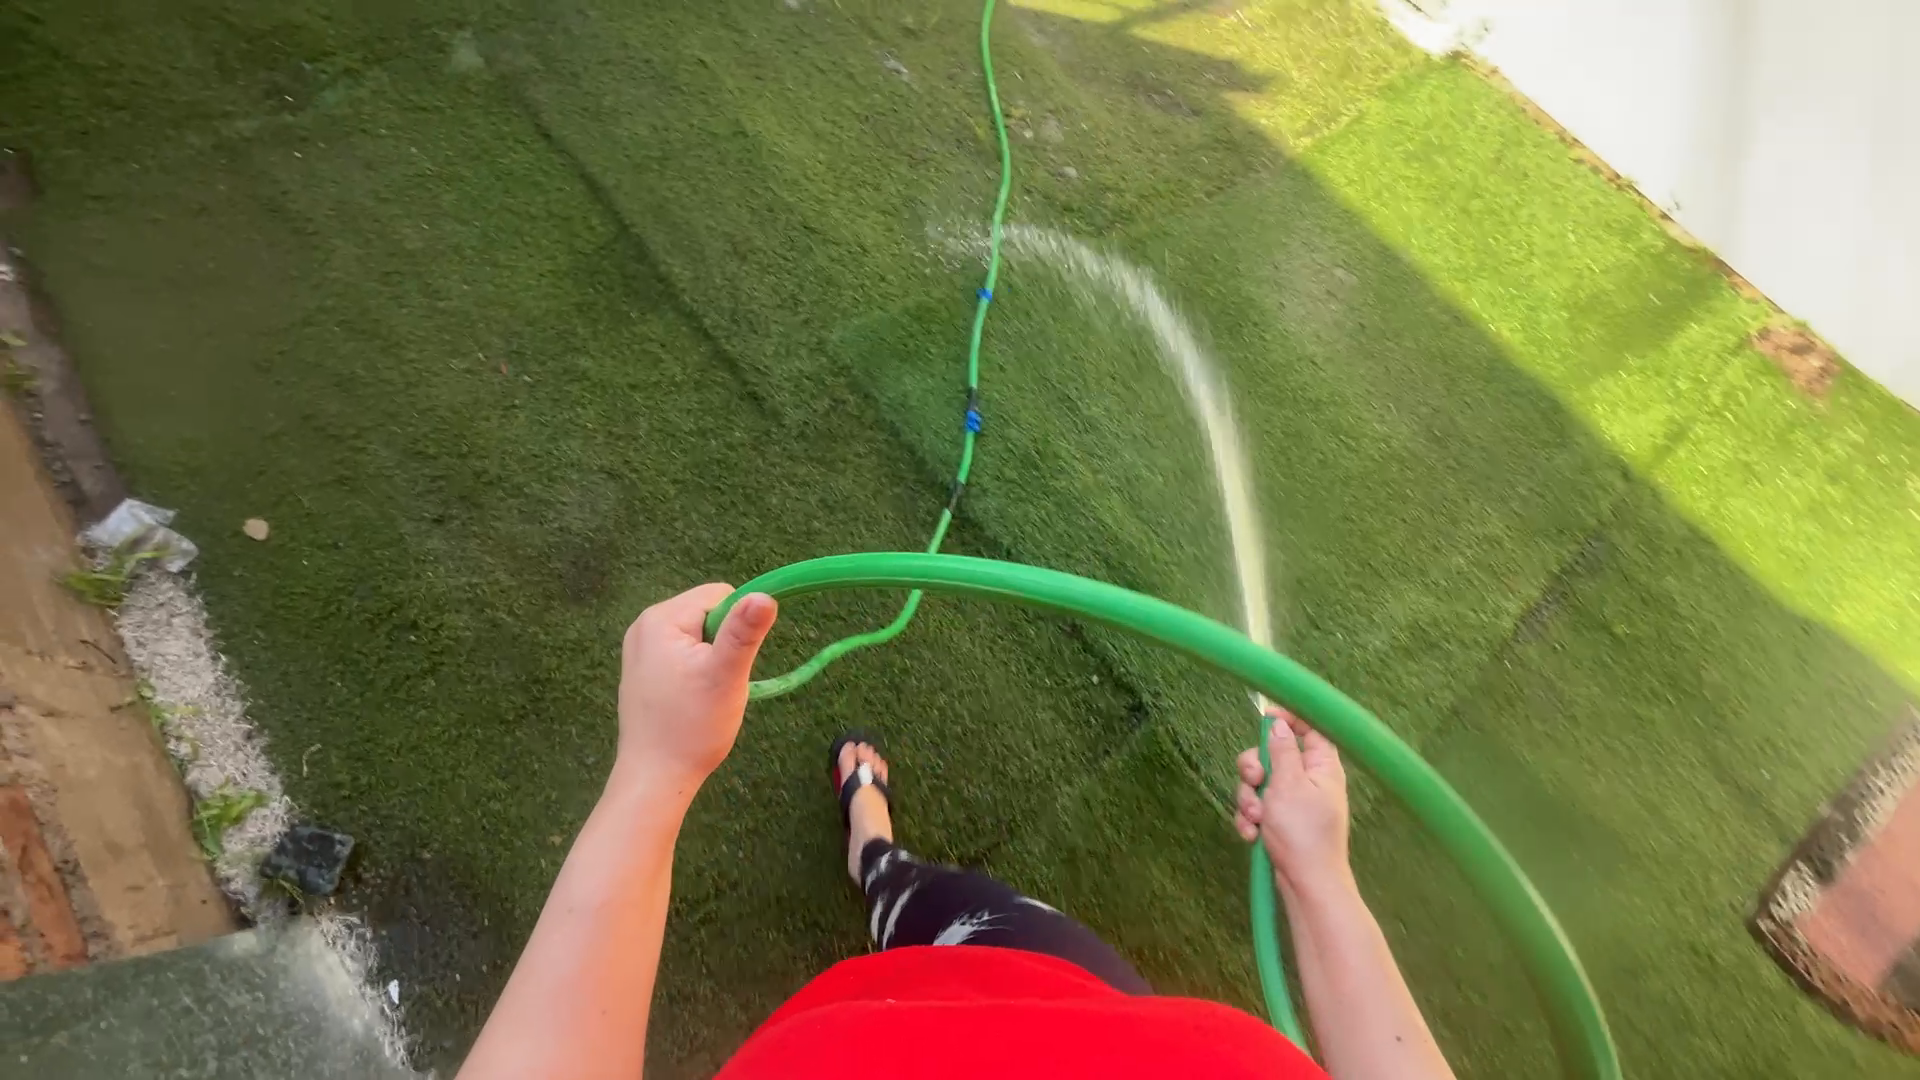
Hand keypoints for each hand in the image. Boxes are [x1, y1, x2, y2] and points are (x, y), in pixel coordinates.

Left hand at [616, 583, 777, 793]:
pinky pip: (685, 651)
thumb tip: (766, 594)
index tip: (731, 663)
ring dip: (714, 658)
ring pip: (701, 634)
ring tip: (706, 691)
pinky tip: (693, 698)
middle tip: (719, 681)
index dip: (738, 626)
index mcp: (661, 618)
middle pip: (709, 613)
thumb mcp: (727, 675)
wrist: (656, 778)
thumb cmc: (693, 726)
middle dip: (725, 643)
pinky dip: (699, 669)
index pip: (721, 596)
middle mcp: (644, 625)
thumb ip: (744, 632)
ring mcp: (641, 648)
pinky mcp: (644, 669)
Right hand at [1234, 707, 1350, 893]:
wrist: (1306, 884)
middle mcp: (1307, 781)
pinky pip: (1256, 806)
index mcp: (1321, 767)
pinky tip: (1252, 834)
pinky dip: (1250, 818)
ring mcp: (1292, 802)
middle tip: (1255, 781)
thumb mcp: (1288, 784)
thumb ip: (1281, 751)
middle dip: (1254, 769)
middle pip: (1272, 755)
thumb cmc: (1303, 831)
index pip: (1310, 729)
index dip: (1289, 718)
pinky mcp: (1278, 821)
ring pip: (1258, 783)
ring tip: (1255, 818)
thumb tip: (1278, 724)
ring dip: (1248, 798)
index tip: (1264, 718)